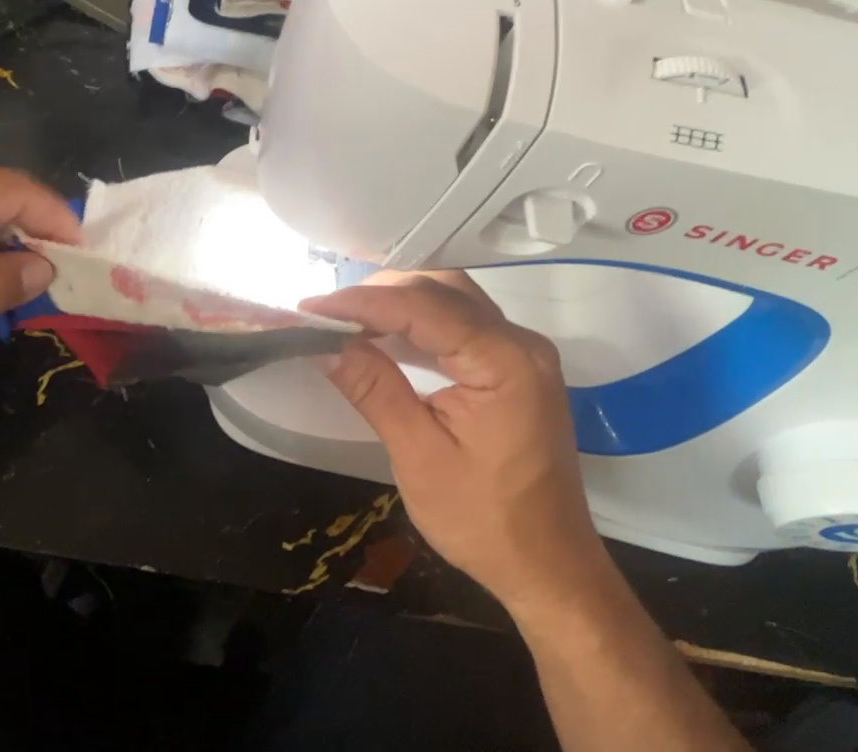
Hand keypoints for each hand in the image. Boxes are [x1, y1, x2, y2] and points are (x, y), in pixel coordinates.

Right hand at [301, 272, 610, 613]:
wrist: (548, 567)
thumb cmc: (484, 519)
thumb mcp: (418, 455)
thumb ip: (373, 388)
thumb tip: (323, 343)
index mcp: (505, 361)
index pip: (423, 307)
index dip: (362, 301)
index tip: (309, 310)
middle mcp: (521, 343)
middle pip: (442, 291)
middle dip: (379, 294)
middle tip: (325, 314)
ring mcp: (522, 354)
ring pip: (452, 301)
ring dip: (398, 303)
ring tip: (345, 320)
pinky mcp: (515, 369)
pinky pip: (462, 325)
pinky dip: (419, 324)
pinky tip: (383, 338)